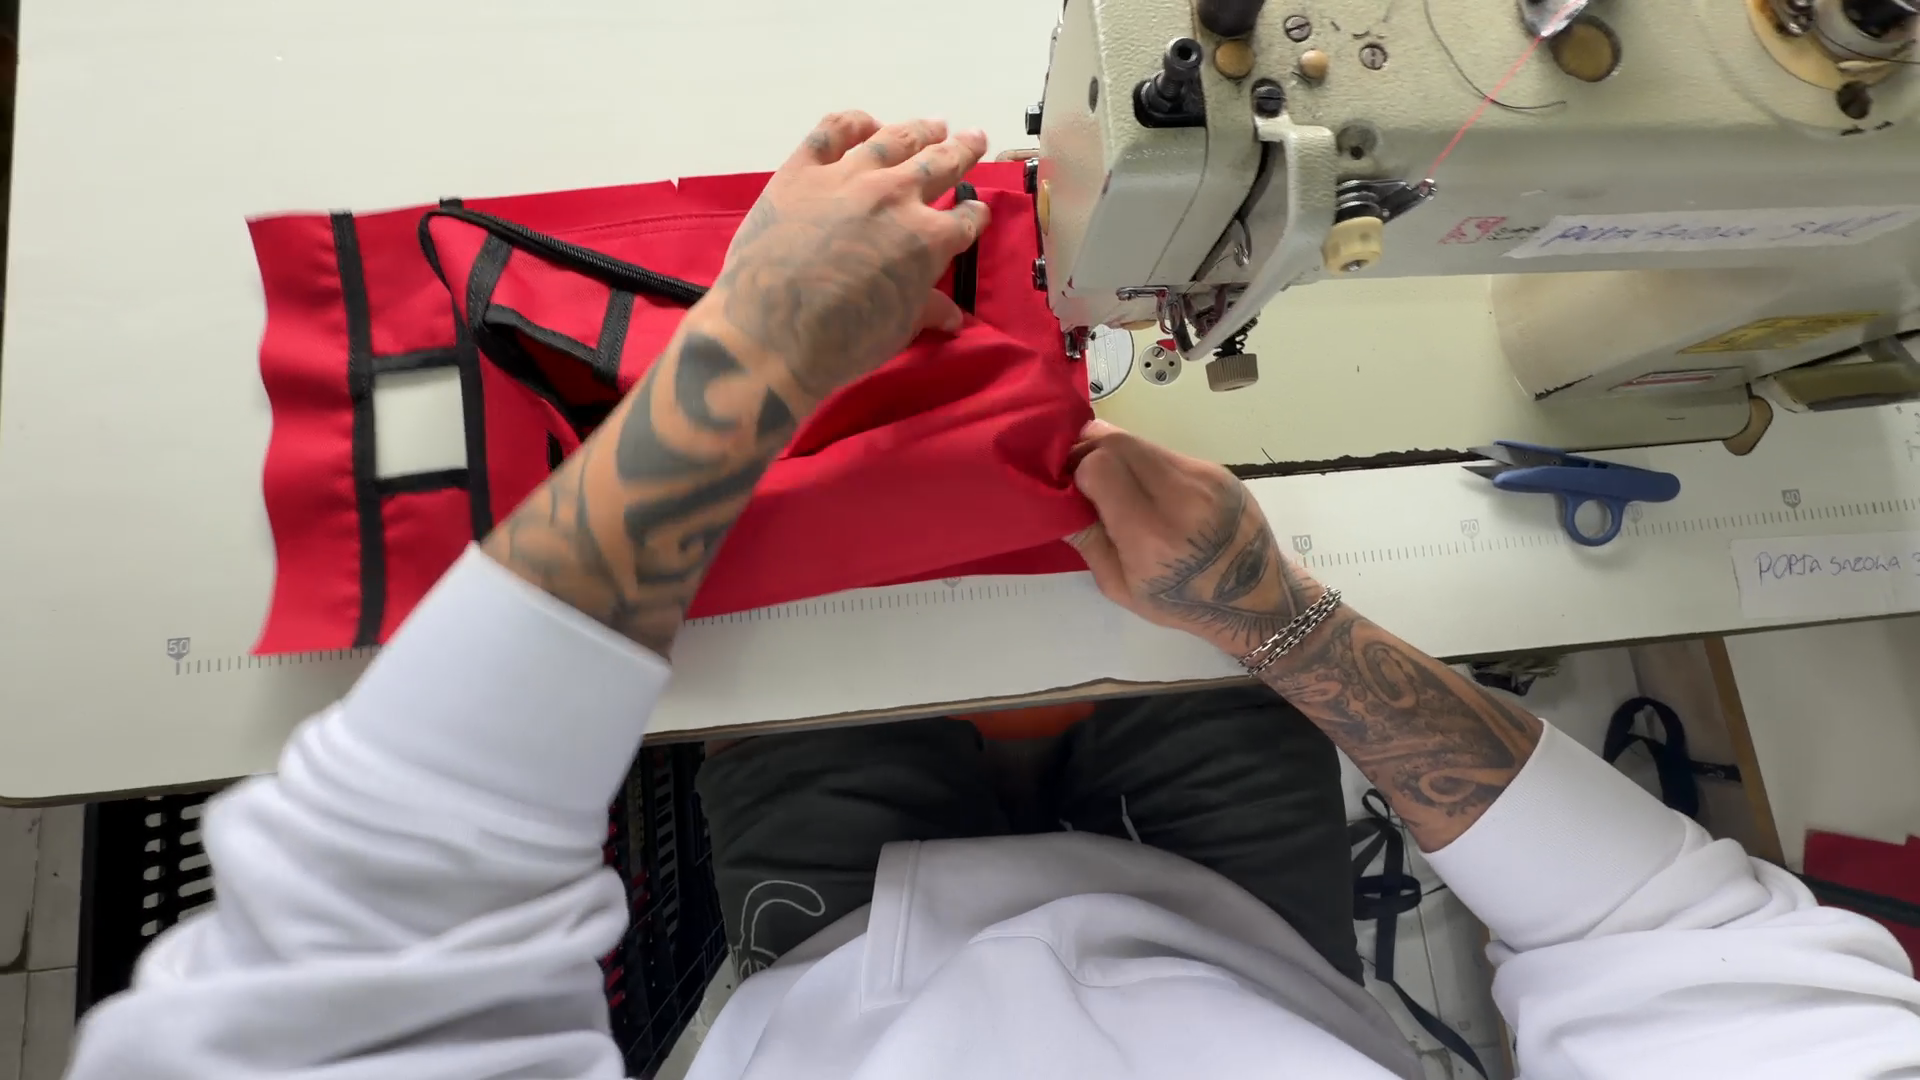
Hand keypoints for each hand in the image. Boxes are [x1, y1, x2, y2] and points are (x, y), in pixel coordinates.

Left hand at [711, 112, 991, 397]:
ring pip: (894, 140)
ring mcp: (849, 176)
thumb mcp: (897, 330)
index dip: (975, 217)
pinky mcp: (803, 169)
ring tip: (935, 124)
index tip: (976, 214)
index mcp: (928, 240)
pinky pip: (833, 131)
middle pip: (939, 165)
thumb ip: (926, 311)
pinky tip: (867, 123)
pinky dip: (854, 122)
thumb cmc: (844, 342)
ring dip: (920, 130)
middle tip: (975, 138)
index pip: (965, 220)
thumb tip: (952, 317)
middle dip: (962, 152)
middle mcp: (897, 196)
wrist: (772, 332)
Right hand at [1066, 421, 1322, 656]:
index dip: (1075, 472)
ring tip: (1110, 483)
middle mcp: (1180, 496)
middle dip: (1087, 452)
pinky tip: (1142, 488)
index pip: (1097, 465)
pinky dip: (1141, 462)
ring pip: (1139, 440)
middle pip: (1115, 441)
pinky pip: (1162, 451)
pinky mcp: (1215, 468)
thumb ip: (1087, 539)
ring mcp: (1203, 476)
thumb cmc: (1179, 602)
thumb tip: (1054, 499)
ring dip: (1114, 454)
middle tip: (1080, 476)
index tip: (1070, 490)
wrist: (1254, 597)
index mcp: (1150, 533)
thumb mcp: (1119, 586)